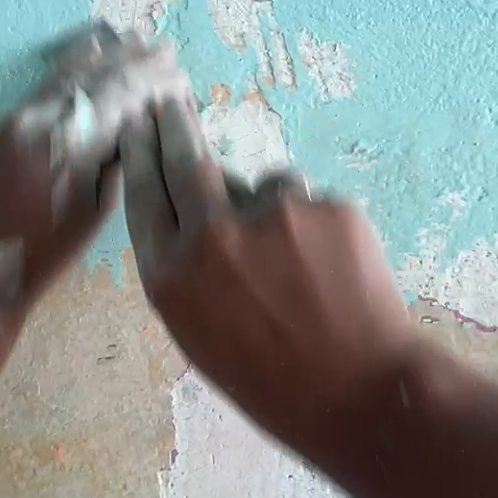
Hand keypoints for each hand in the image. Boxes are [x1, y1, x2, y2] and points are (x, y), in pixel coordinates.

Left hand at [0, 24, 187, 312]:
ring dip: (102, 58)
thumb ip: (118, 155)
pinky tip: (89, 53)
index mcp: (64, 145)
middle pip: (92, 78)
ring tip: (133, 40)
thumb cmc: (48, 252)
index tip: (179, 73)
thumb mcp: (98, 207)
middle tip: (165, 46)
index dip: (151, 82)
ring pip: (64, 77)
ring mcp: (9, 118)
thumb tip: (142, 118)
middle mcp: (33, 120)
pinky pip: (41, 90)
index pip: (118, 96)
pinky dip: (70, 72)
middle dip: (131, 61)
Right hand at [120, 99, 416, 455]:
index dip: (139, 154)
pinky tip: (330, 270)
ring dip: (270, 207)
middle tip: (170, 103)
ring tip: (298, 265)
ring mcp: (271, 216)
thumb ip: (184, 267)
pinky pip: (309, 202)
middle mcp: (209, 235)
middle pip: (185, 158)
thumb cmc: (268, 379)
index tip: (137, 125)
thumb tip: (198, 208)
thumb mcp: (197, 331)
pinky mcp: (325, 206)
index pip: (143, 193)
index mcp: (170, 276)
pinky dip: (315, 225)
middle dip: (173, 124)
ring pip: (262, 185)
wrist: (360, 395)